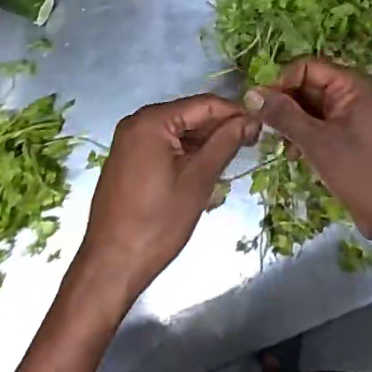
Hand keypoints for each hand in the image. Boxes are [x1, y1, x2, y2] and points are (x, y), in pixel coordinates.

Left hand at [80, 94, 258, 297]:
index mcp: (151, 121)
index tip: (261, 125)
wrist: (110, 267)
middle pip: (189, 115)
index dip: (235, 112)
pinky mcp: (128, 160)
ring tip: (233, 157)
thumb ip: (226, 143)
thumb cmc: (157, 223)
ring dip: (205, 143)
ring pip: (178, 132)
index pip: (204, 104)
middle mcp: (137, 122)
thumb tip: (251, 119)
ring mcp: (129, 141)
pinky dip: (186, 153)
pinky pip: (164, 145)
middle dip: (220, 128)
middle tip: (251, 143)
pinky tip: (206, 169)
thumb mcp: (198, 180)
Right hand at [246, 60, 371, 266]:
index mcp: (350, 83)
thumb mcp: (316, 141)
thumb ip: (283, 115)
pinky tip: (294, 155)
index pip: (305, 67)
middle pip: (306, 85)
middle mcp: (350, 92)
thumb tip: (251, 94)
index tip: (259, 106)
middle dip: (284, 105)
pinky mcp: (346, 135)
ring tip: (281, 145)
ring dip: (291, 122)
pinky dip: (302, 135)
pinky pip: (316, 123)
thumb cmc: (359, 172)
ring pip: (308, 106)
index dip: (281, 82)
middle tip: (263, 128)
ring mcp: (349, 114)